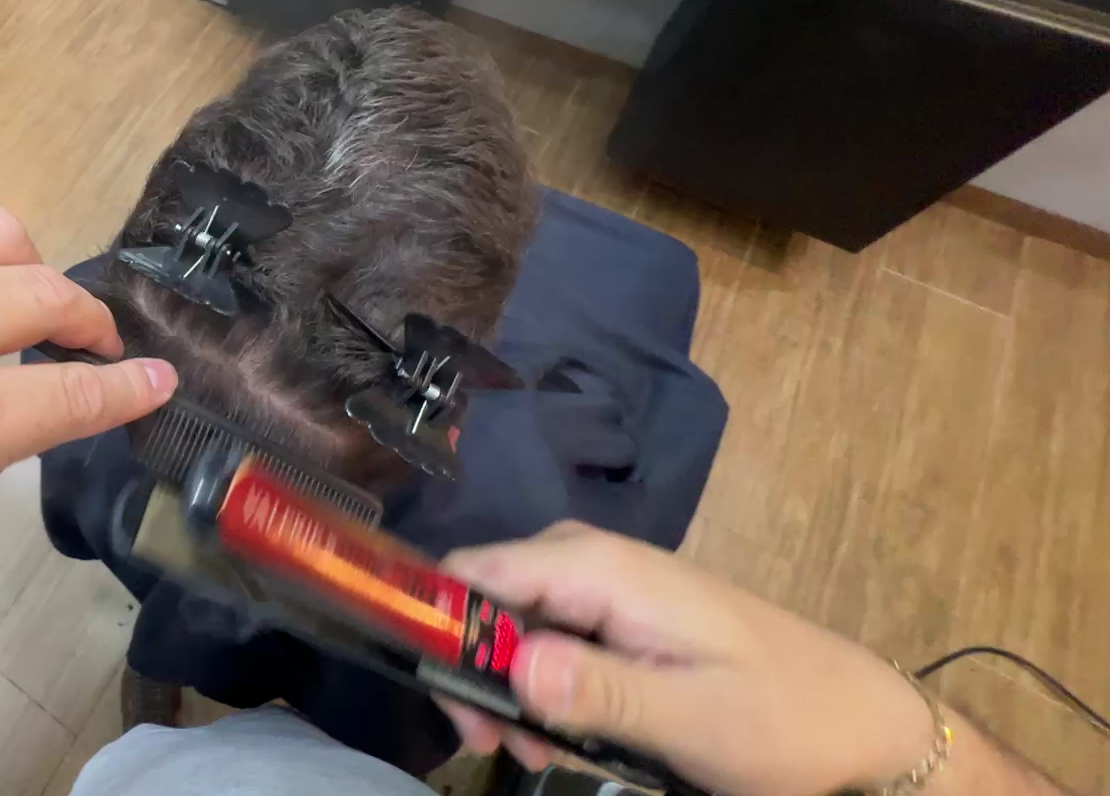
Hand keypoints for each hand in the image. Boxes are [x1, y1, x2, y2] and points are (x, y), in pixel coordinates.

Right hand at [438, 522, 936, 795]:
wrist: (868, 723)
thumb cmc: (788, 719)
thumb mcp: (697, 719)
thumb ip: (601, 691)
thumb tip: (511, 667)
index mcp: (592, 566)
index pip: (473, 572)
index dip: (442, 627)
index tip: (458, 706)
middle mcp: (577, 557)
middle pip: (483, 598)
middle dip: (479, 672)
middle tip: (502, 745)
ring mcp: (592, 580)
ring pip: (509, 621)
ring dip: (512, 689)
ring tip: (545, 753)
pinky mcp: (605, 607)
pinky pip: (544, 634)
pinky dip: (544, 685)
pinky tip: (571, 731)